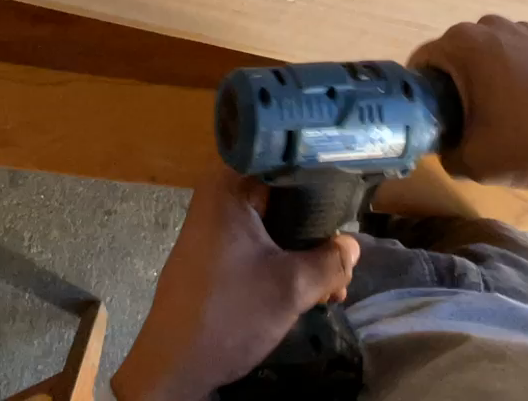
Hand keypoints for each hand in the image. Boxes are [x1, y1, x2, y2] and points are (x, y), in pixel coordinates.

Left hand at [112, 166, 360, 400]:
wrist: (173, 367)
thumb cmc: (230, 313)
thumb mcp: (291, 288)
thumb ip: (330, 261)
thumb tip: (353, 245)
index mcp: (229, 184)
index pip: (284, 158)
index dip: (321, 172)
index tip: (352, 187)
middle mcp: (220, 194)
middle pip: (283, 194)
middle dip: (318, 223)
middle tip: (347, 249)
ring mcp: (216, 223)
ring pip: (274, 223)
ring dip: (304, 248)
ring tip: (336, 280)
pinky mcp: (217, 251)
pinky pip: (260, 242)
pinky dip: (285, 259)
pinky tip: (312, 287)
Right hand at [410, 15, 527, 187]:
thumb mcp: (480, 164)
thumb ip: (448, 154)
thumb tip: (446, 149)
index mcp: (465, 46)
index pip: (423, 61)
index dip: (423, 94)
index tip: (435, 121)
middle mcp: (493, 26)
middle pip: (459, 55)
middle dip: (459, 86)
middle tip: (472, 125)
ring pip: (495, 54)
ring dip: (493, 79)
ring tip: (514, 118)